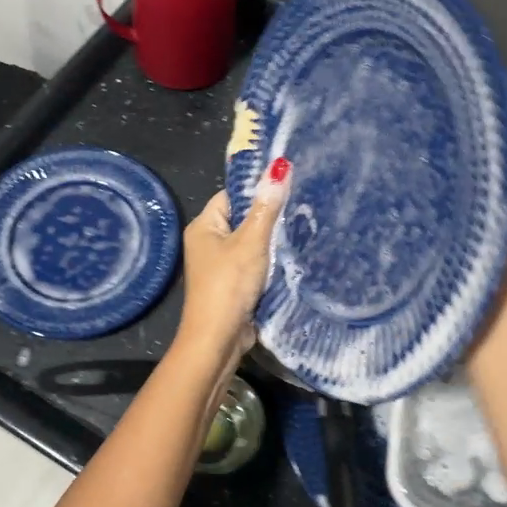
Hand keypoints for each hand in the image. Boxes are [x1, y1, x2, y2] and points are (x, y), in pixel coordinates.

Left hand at [174, 158, 291, 365]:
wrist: (217, 340)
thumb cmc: (229, 285)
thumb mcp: (252, 242)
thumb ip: (267, 206)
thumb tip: (280, 166)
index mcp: (204, 225)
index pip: (232, 195)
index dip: (257, 190)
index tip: (289, 186)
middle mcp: (208, 242)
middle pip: (243, 218)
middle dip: (269, 216)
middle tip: (302, 208)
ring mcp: (220, 265)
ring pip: (251, 242)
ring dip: (272, 242)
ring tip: (302, 229)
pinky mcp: (233, 284)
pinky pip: (254, 263)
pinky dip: (270, 262)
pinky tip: (292, 257)